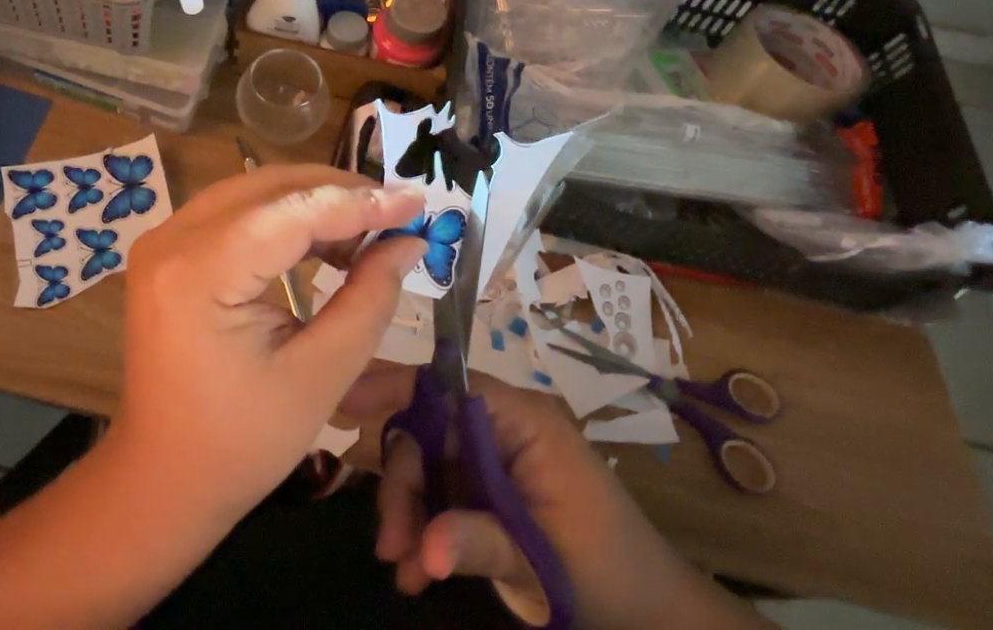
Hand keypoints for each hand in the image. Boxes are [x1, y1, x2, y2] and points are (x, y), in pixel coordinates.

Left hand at [108, 165, 427, 521]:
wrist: (165, 477)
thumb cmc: (242, 442)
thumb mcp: (319, 375)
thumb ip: (368, 300)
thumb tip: (408, 242)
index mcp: (197, 275)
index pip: (290, 214)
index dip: (359, 203)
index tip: (418, 201)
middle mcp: (170, 242)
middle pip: (268, 190)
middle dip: (339, 194)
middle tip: (400, 213)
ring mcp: (162, 243)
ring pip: (253, 194)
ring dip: (314, 203)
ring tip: (371, 231)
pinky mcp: (169, 253)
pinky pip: (235, 214)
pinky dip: (284, 219)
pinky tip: (326, 243)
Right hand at [343, 367, 768, 629]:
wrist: (650, 614)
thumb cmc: (607, 574)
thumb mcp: (543, 561)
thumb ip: (482, 544)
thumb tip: (423, 549)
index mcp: (525, 422)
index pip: (446, 385)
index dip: (392, 385)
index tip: (342, 401)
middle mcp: (505, 427)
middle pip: (427, 428)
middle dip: (402, 484)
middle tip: (389, 544)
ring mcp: (495, 456)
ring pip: (426, 462)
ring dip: (409, 513)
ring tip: (404, 569)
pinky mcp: (489, 487)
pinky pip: (441, 490)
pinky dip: (424, 526)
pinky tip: (417, 570)